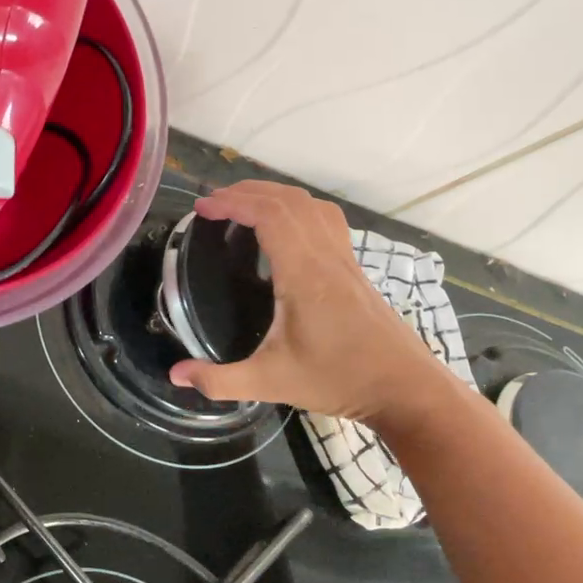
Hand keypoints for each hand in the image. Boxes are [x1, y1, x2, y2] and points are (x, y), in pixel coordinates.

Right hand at [168, 181, 450, 425]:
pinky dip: (297, 210)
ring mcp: (345, 262)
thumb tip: (176, 375)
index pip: (271, 216)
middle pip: (289, 201)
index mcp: (304, 275)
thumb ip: (218, 380)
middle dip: (247, 192)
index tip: (202, 208)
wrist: (407, 390)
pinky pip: (326, 221)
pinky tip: (282, 231)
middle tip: (212, 204)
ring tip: (243, 206)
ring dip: (274, 196)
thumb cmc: (338, 380)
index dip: (233, 203)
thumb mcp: (269, 383)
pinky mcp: (354, 271)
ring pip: (312, 206)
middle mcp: (327, 258)